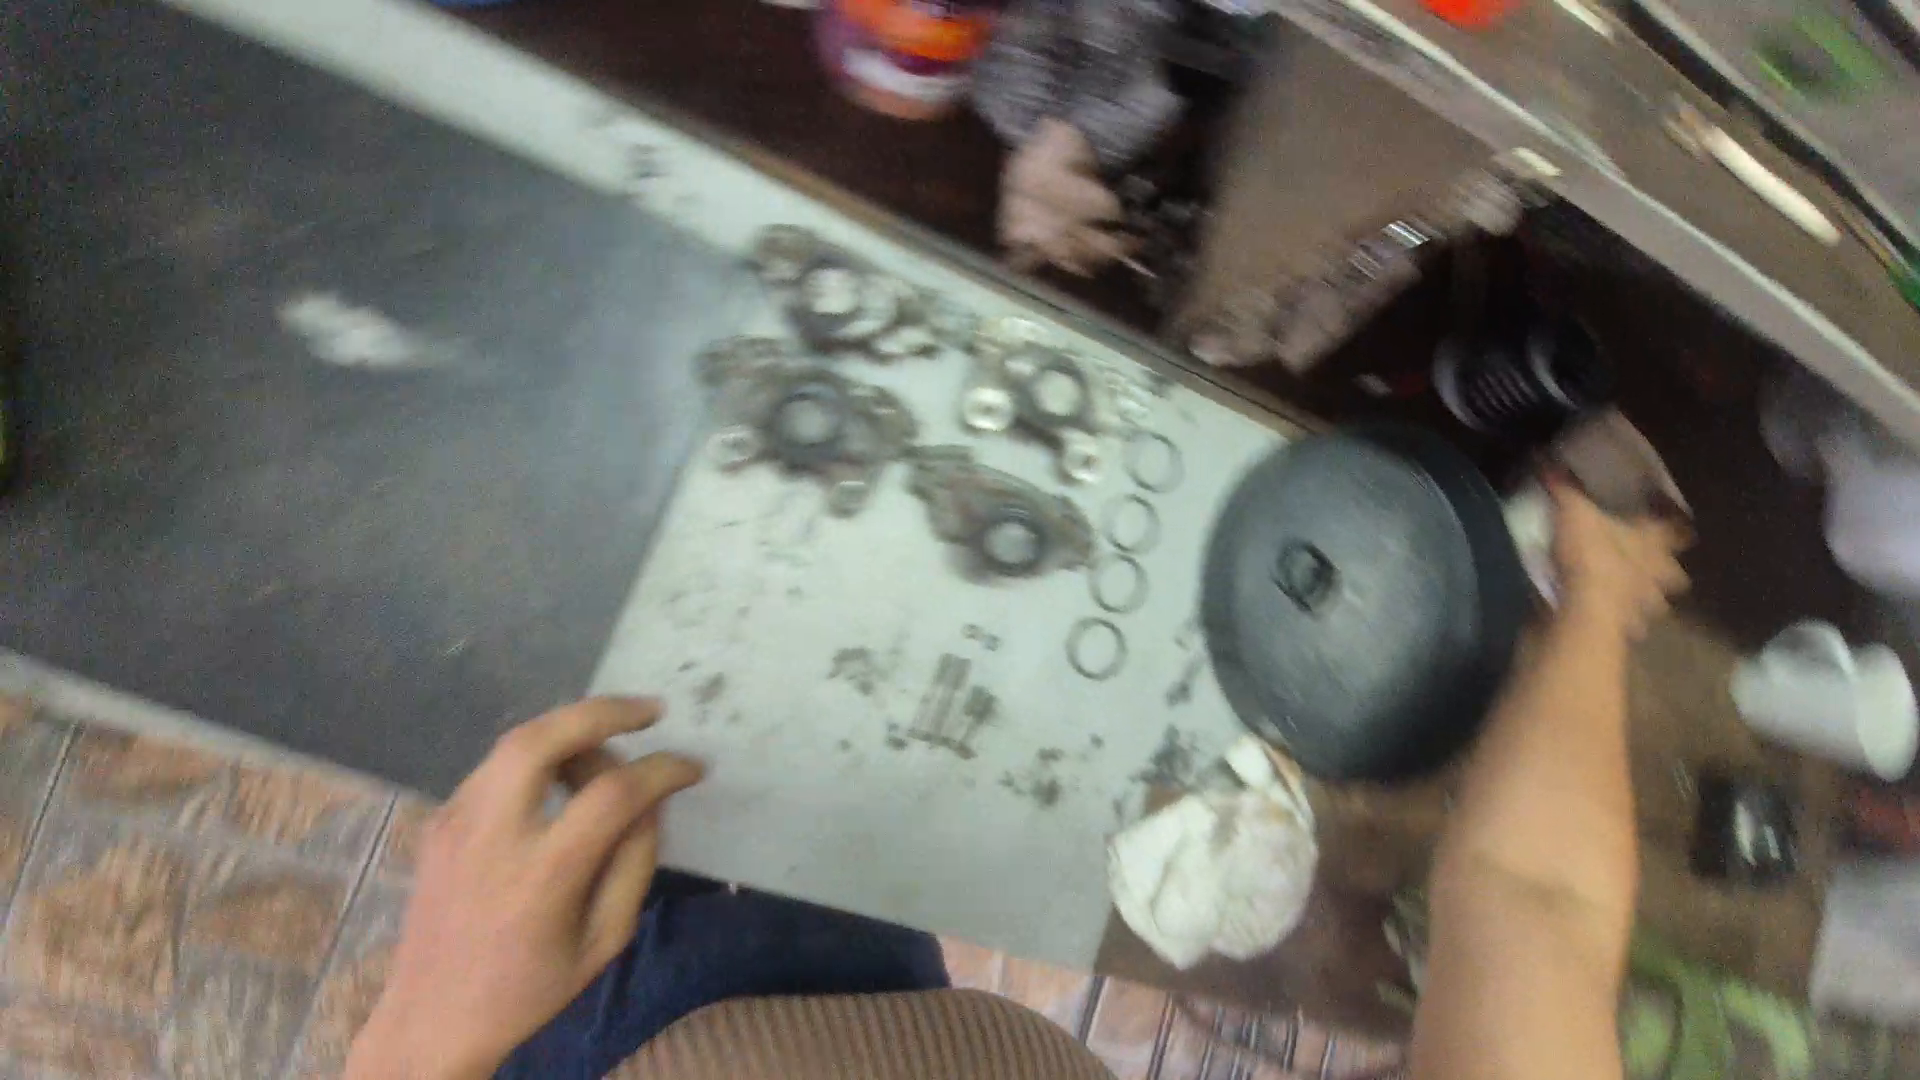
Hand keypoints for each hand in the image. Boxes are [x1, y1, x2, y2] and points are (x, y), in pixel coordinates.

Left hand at [344, 698, 703, 1079]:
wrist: (426, 1026)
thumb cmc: (529, 989)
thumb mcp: (606, 937)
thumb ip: (636, 859)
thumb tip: (652, 795)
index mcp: (540, 877)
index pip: (613, 794)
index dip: (663, 770)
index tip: (692, 768)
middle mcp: (491, 836)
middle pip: (543, 739)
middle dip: (604, 711)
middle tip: (649, 712)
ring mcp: (455, 822)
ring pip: (518, 740)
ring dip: (574, 727)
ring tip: (612, 742)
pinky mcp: (439, 820)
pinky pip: (501, 764)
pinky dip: (545, 752)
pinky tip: (567, 773)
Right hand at [1551, 480, 1690, 639]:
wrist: (1586, 611)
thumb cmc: (1591, 557)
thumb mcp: (1572, 514)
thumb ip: (1564, 491)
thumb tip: (1549, 460)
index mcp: (1654, 542)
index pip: (1672, 528)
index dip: (1667, 521)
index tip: (1665, 517)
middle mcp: (1660, 572)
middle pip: (1669, 568)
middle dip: (1658, 566)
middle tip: (1641, 561)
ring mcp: (1645, 603)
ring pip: (1650, 597)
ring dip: (1638, 593)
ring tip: (1618, 590)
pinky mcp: (1623, 626)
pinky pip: (1623, 619)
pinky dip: (1614, 615)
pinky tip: (1599, 611)